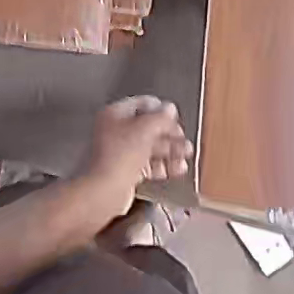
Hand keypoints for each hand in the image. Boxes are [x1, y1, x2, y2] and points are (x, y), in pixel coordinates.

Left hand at [75, 96, 193, 220]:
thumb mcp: (145, 129)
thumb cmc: (122, 154)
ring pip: (149, 147)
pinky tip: (177, 169)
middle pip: (147, 127)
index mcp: (114, 114)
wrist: (107, 189)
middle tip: (184, 140)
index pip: (141, 104)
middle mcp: (115, 130)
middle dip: (169, 134)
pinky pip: (147, 164)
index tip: (176, 117)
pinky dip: (163, 165)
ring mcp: (120, 151)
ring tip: (186, 155)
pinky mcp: (126, 170)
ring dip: (170, 150)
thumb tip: (170, 108)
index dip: (160, 110)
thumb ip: (160, 117)